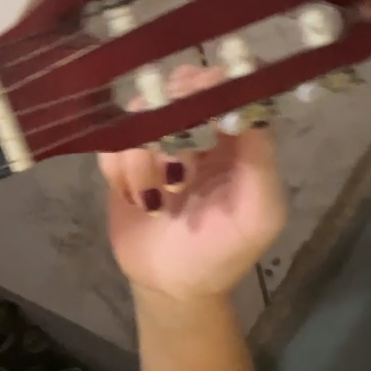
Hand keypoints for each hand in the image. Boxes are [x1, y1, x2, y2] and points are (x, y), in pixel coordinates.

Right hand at [98, 66, 287, 305]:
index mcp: (234, 141)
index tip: (193, 89)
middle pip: (176, 93)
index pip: (224, 92)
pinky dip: (117, 168)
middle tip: (167, 154)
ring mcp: (155, 146)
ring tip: (153, 197)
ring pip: (139, 120)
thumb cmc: (222, 252)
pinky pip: (111, 145)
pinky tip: (133, 197)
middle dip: (167, 118)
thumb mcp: (259, 213)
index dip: (209, 84)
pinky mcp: (122, 163)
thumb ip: (259, 161)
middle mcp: (195, 135)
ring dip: (142, 157)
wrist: (170, 286)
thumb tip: (243, 109)